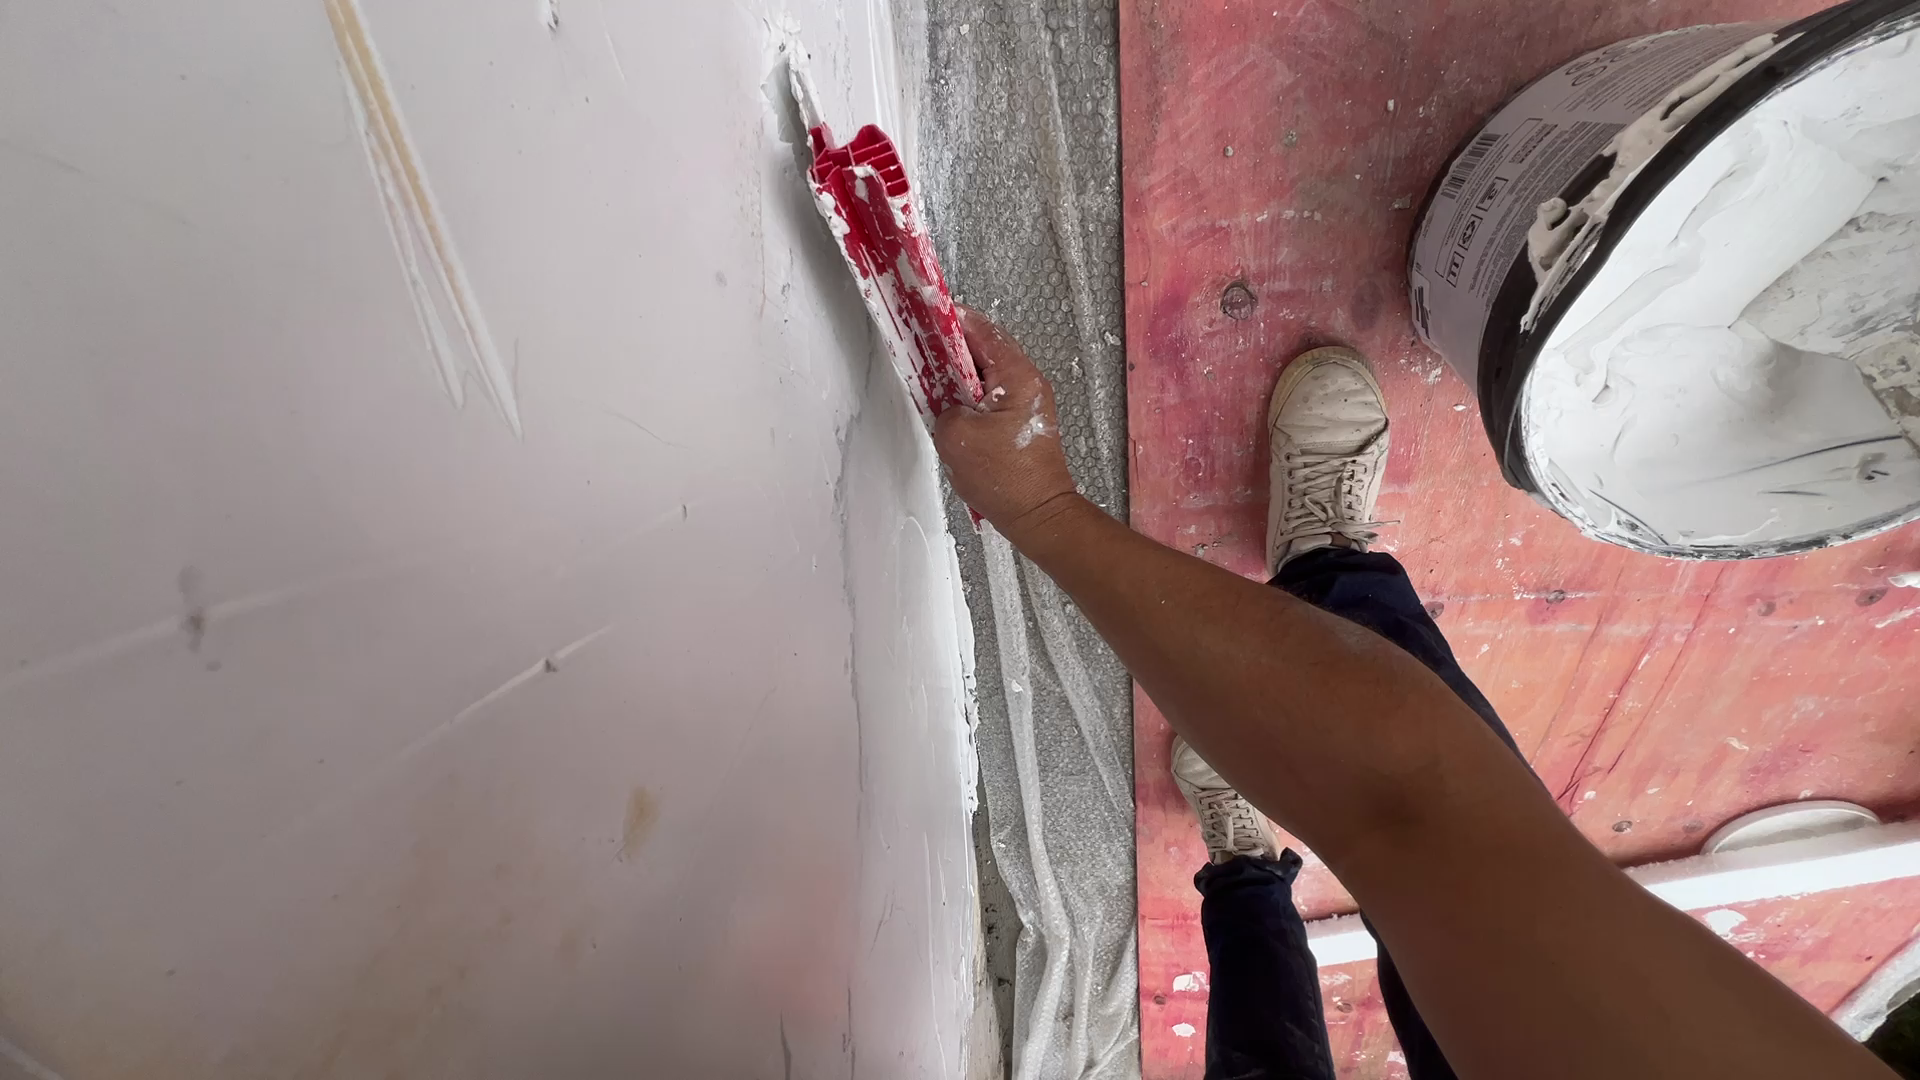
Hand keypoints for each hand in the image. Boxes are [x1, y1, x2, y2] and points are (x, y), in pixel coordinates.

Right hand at [934, 306, 1081, 537]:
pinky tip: (950, 409)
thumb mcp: (955, 436)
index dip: (948, 320)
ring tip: (931, 382)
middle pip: (984, 349)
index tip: (922, 315)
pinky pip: (991, 396)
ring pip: (986, 374)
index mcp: (1016, 375)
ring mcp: (1027, 402)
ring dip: (958, 376)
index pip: (980, 330)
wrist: (1038, 515)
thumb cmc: (1004, 478)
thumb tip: (944, 400)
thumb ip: (941, 405)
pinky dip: (969, 397)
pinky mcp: (1022, 422)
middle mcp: (1028, 381)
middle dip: (950, 350)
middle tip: (920, 351)